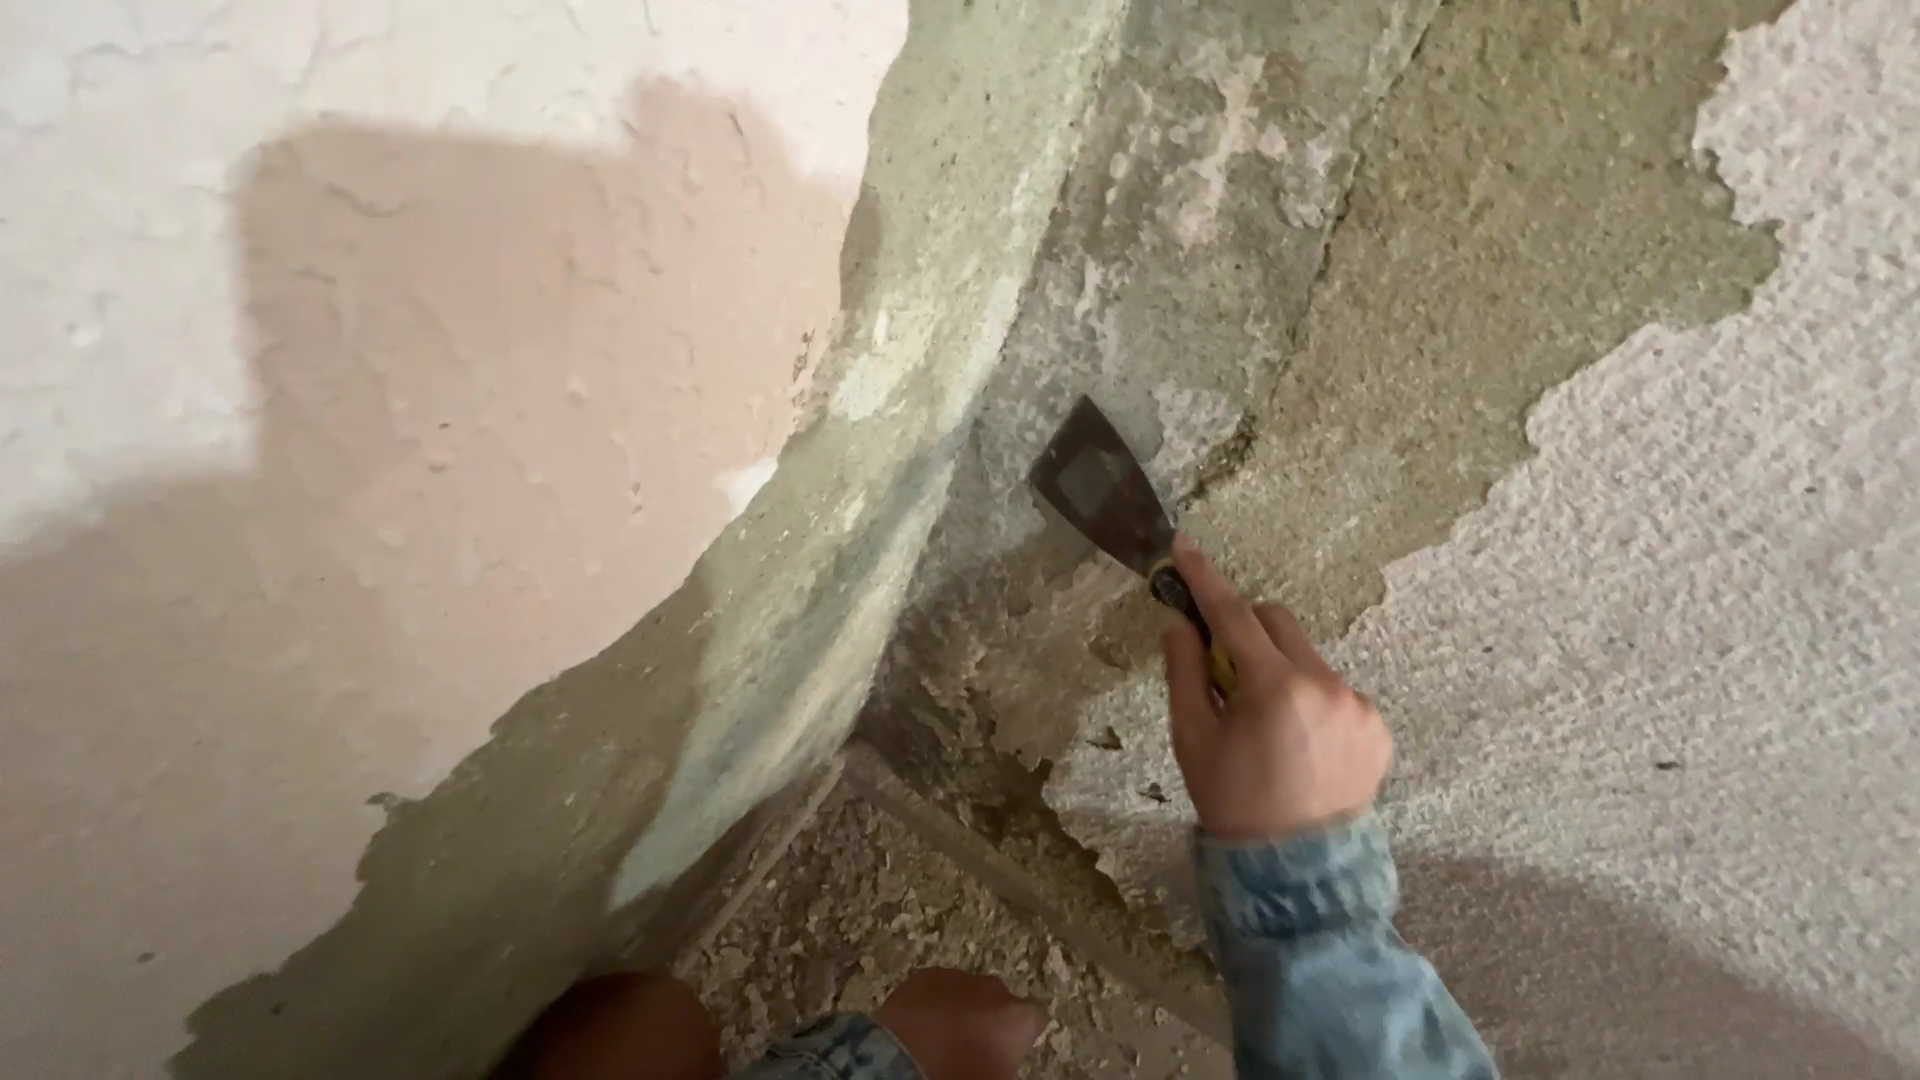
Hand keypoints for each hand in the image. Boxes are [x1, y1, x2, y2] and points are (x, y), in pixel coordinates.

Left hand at [872, 968, 1046, 1079]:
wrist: (899, 1065)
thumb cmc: (957, 1079)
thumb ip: (1004, 1065)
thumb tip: (998, 1060)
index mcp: (1015, 1019)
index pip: (1036, 1018)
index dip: (1024, 1035)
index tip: (1011, 1052)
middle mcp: (991, 989)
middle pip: (1000, 1001)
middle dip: (990, 1020)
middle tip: (972, 1050)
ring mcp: (956, 977)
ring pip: (967, 992)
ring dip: (961, 1009)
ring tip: (941, 1040)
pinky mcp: (924, 975)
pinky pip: (937, 988)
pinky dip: (934, 1003)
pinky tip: (919, 1026)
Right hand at [1161, 536, 1392, 838]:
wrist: (1294, 869)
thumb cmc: (1231, 800)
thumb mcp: (1192, 735)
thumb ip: (1183, 670)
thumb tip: (1179, 624)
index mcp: (1275, 687)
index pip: (1231, 614)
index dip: (1203, 578)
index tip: (1183, 546)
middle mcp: (1326, 684)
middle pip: (1276, 620)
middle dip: (1244, 629)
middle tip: (1222, 669)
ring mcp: (1358, 705)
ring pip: (1305, 653)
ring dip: (1276, 665)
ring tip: (1264, 718)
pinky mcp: (1377, 725)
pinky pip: (1332, 685)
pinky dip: (1306, 693)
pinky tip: (1296, 738)